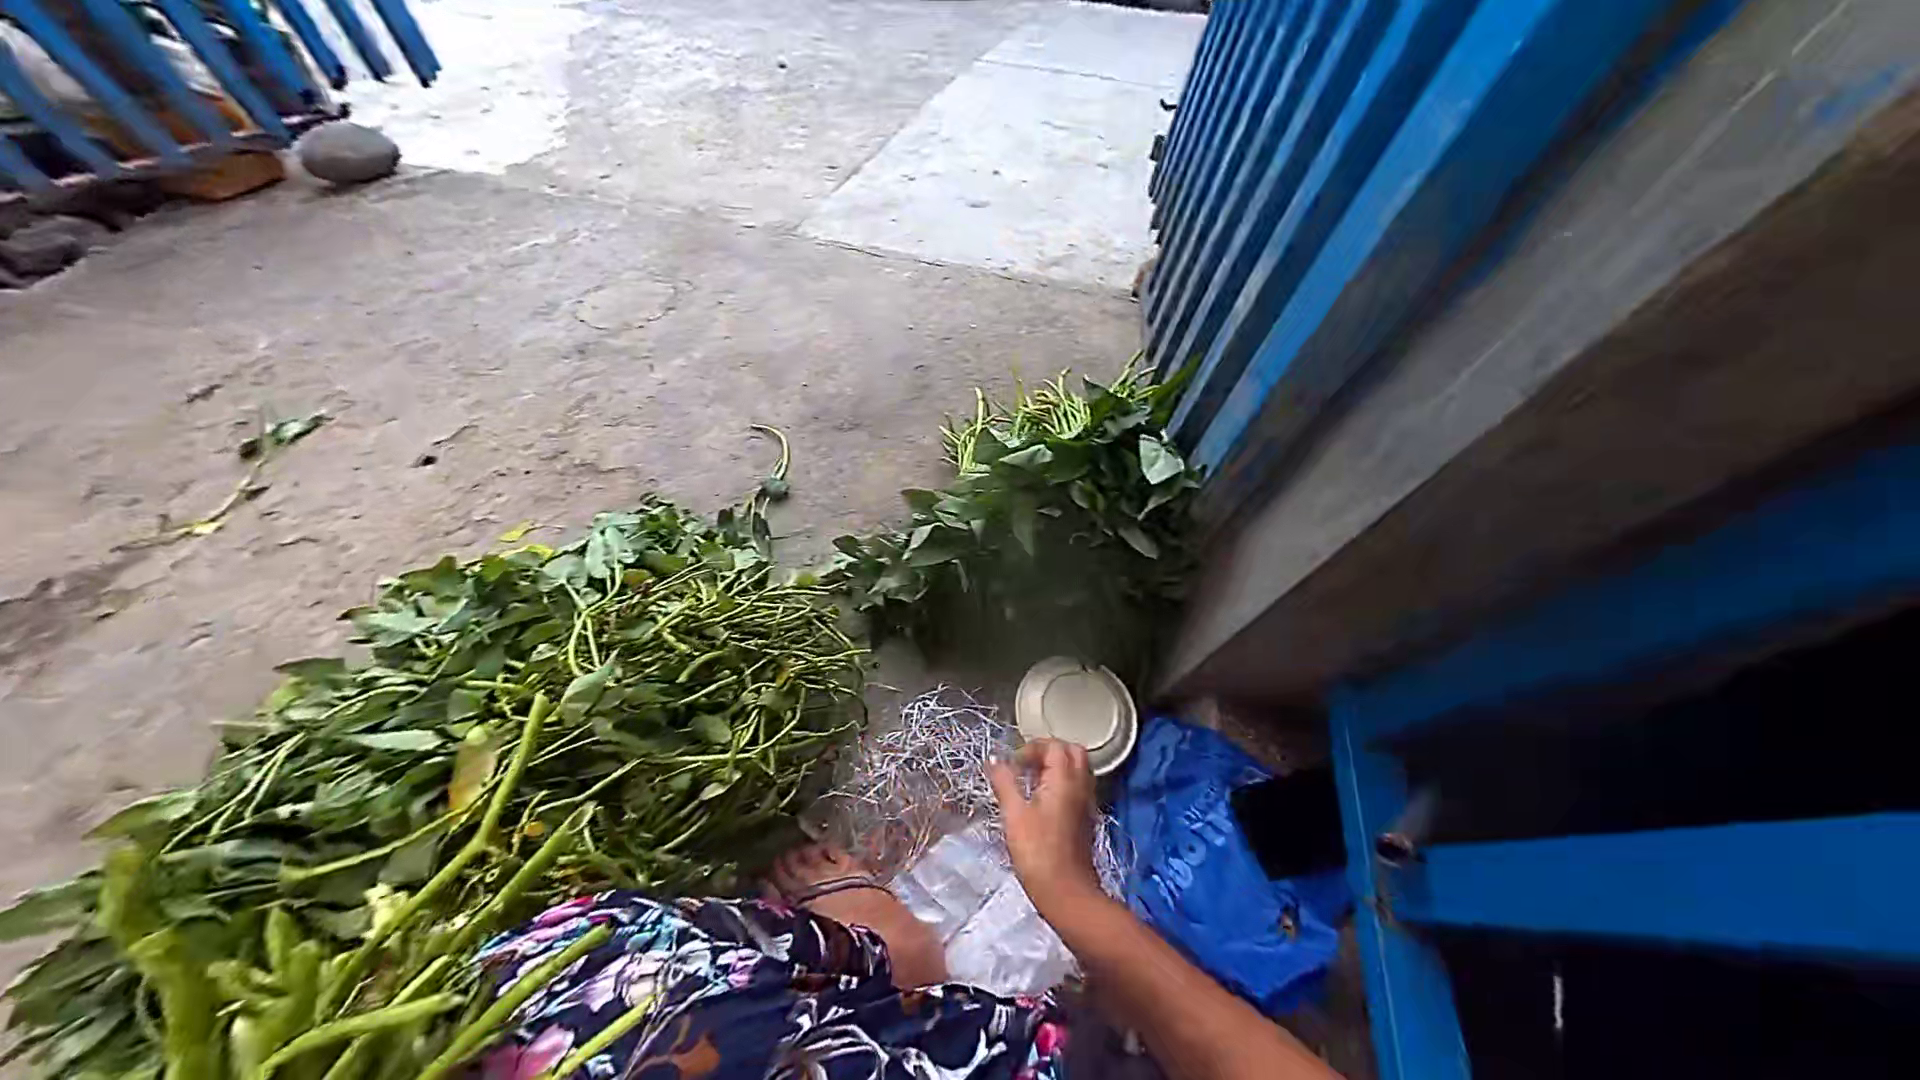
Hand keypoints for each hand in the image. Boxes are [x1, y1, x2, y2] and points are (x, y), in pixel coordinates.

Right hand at [988, 738, 1103, 915]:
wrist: (1066, 893)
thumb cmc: (1038, 852)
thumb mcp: (1013, 814)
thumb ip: (1004, 782)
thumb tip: (993, 759)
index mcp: (1065, 779)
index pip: (1054, 745)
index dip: (1031, 748)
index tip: (1013, 764)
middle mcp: (1081, 785)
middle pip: (1071, 752)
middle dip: (1048, 751)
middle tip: (1025, 765)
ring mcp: (1086, 803)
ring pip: (1077, 769)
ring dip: (1056, 767)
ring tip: (1030, 781)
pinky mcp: (1086, 819)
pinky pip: (1077, 787)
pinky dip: (1061, 783)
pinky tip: (1041, 801)